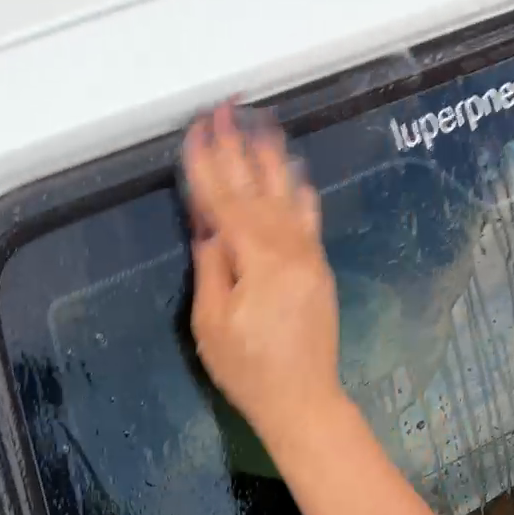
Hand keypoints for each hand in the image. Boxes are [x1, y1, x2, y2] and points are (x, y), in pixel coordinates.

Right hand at [182, 103, 345, 441]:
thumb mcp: (212, 326)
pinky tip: (295, 174)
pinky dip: (299, 192)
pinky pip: (308, 219)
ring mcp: (309, 258)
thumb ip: (211, 270)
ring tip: (260, 125)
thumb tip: (210, 229)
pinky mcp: (318, 270)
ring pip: (287, 198)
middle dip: (237, 151)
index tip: (195, 135)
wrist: (303, 401)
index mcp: (258, 262)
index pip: (225, 203)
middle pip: (257, 191)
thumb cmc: (250, 372)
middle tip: (223, 113)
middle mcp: (289, 250)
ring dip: (271, 160)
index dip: (207, 168)